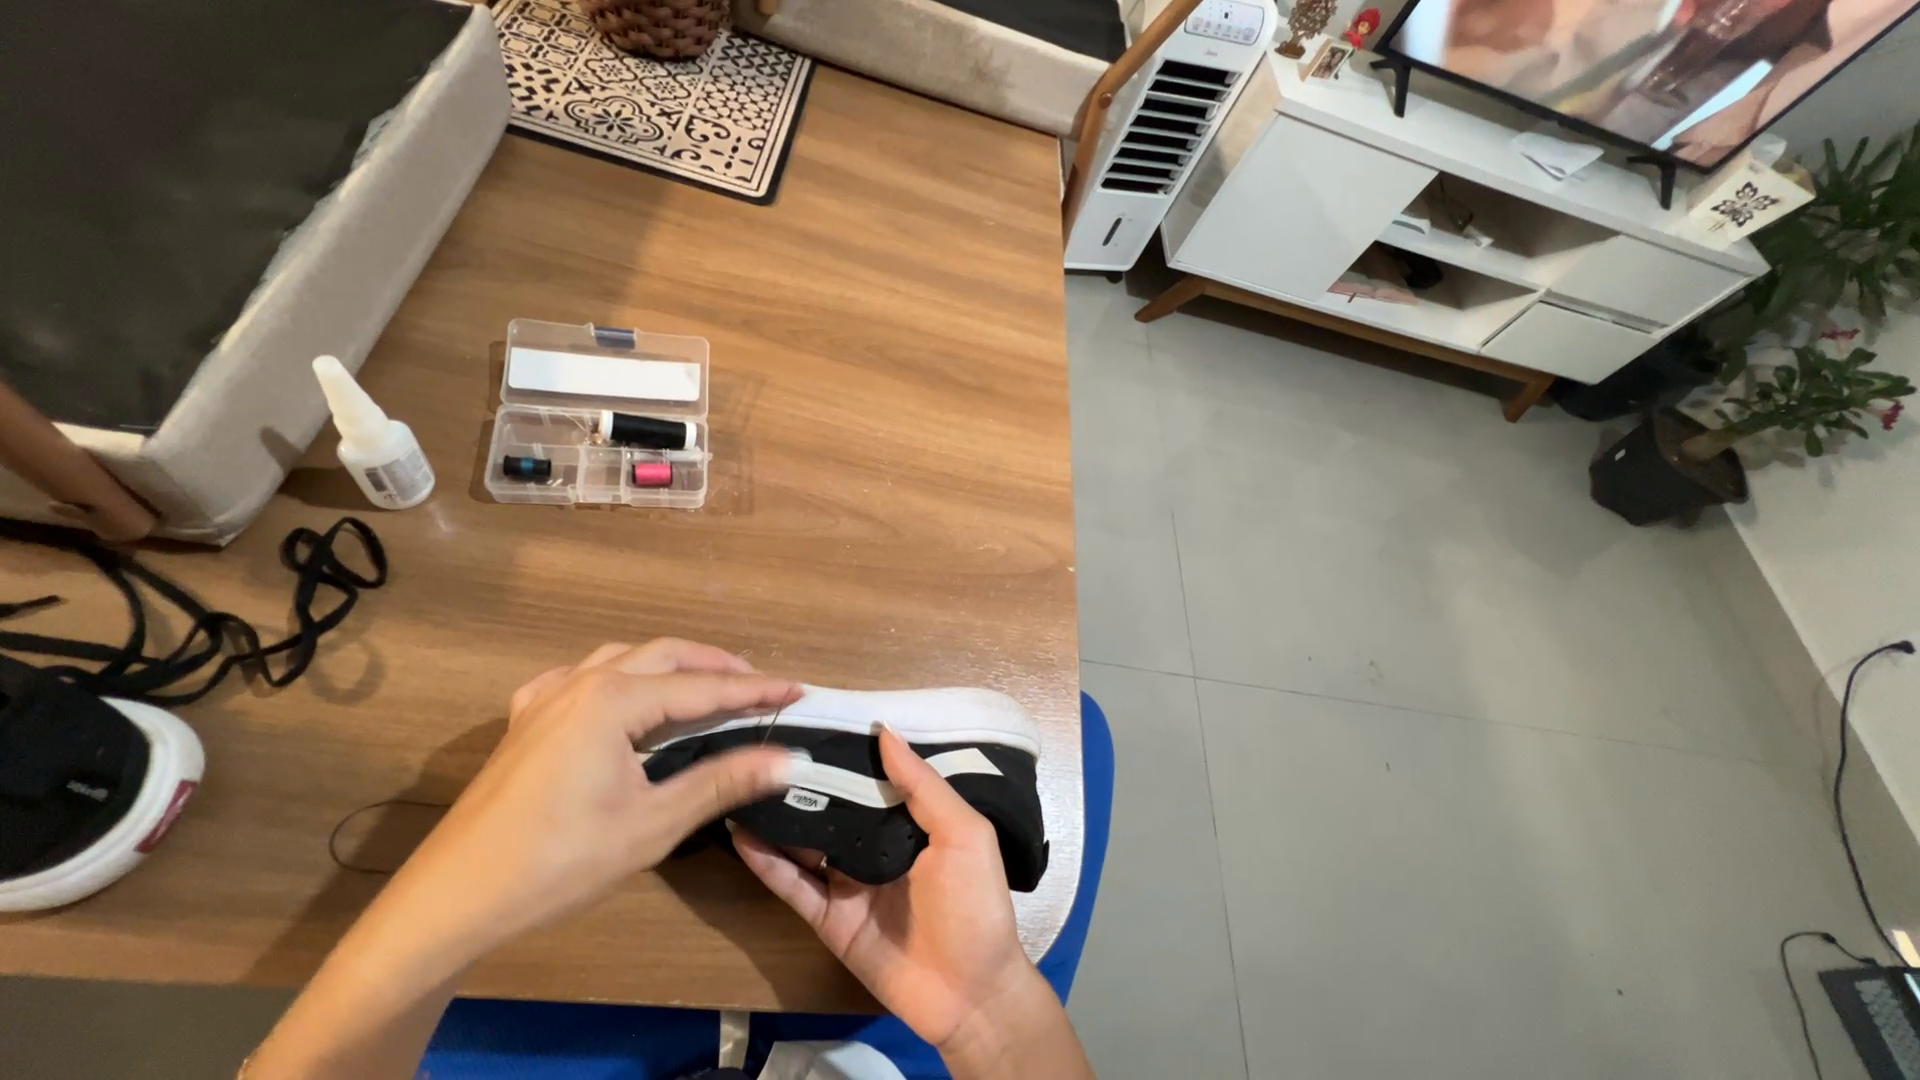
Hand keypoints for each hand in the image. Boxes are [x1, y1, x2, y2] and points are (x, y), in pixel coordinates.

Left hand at [248, 639, 801, 1079]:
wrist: (452, 899)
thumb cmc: (559, 862)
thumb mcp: (653, 824)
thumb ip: (723, 781)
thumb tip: (789, 758)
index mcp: (614, 700)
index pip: (704, 686)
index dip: (757, 688)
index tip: (801, 690)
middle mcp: (581, 681)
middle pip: (666, 654)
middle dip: (718, 665)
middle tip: (762, 685)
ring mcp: (546, 697)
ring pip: (624, 658)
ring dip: (672, 665)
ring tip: (707, 685)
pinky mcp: (525, 721)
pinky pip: (581, 676)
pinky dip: (620, 676)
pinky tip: (620, 697)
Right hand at [733, 728, 1072, 1069]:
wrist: (969, 994)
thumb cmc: (975, 906)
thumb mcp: (964, 835)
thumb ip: (924, 785)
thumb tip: (885, 732)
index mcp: (911, 822)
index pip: (872, 777)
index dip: (847, 752)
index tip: (813, 719)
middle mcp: (876, 846)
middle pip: (833, 806)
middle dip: (804, 779)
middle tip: (764, 744)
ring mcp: (848, 882)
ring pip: (805, 842)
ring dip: (778, 816)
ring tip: (741, 781)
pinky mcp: (828, 917)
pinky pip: (793, 885)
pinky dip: (766, 863)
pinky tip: (742, 834)